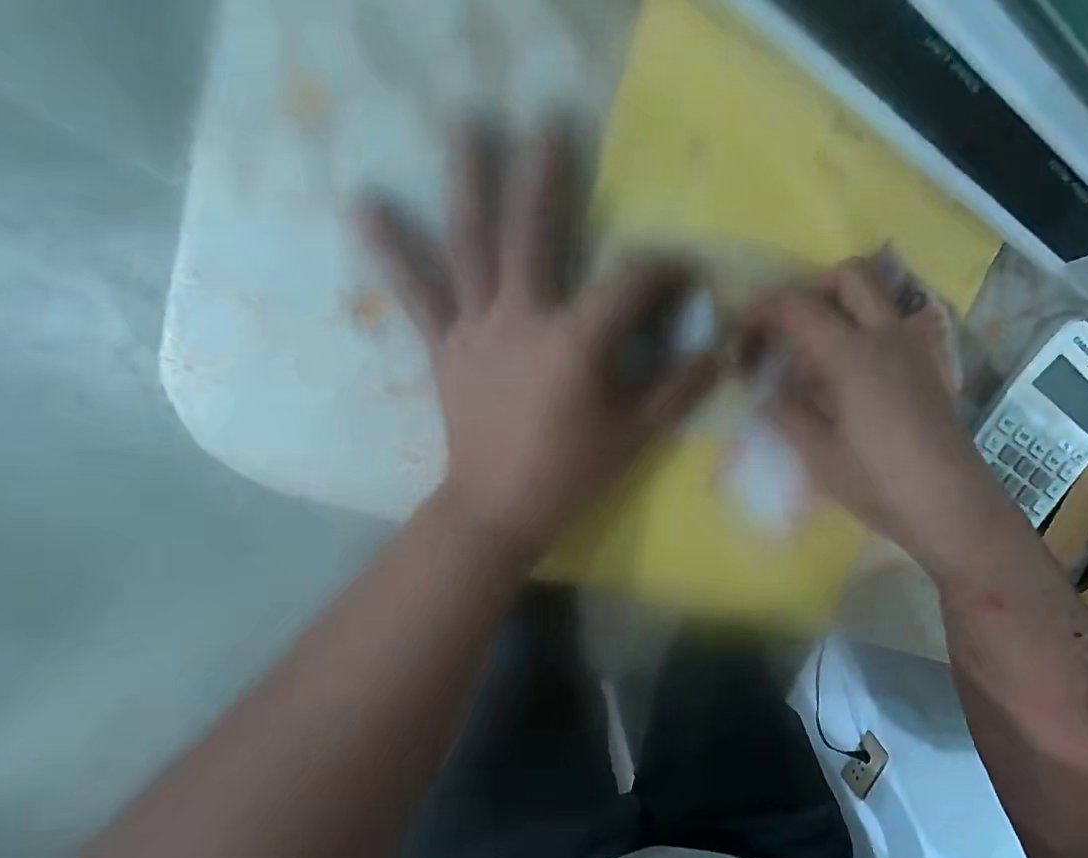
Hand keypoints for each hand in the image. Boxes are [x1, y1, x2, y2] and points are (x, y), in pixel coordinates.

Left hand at [358, 123, 716, 557]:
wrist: (499, 508)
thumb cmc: (573, 473)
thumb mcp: (638, 433)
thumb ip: (681, 386)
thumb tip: (724, 348)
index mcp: (575, 343)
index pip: (629, 283)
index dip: (665, 271)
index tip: (685, 274)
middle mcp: (521, 319)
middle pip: (534, 234)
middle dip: (545, 177)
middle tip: (549, 120)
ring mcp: (475, 327)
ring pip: (471, 244)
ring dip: (470, 180)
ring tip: (465, 119)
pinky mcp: (444, 345)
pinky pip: (417, 293)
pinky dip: (391, 251)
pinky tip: (363, 205)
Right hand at [747, 258, 1016, 577]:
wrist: (951, 508)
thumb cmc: (879, 484)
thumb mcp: (819, 454)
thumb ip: (786, 413)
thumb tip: (762, 391)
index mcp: (853, 354)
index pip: (799, 306)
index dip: (762, 311)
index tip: (742, 335)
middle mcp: (888, 336)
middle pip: (851, 275)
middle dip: (814, 290)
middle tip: (792, 332)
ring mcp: (916, 349)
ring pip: (879, 298)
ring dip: (844, 308)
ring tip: (819, 361)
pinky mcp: (932, 368)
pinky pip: (895, 328)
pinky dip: (868, 334)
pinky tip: (854, 383)